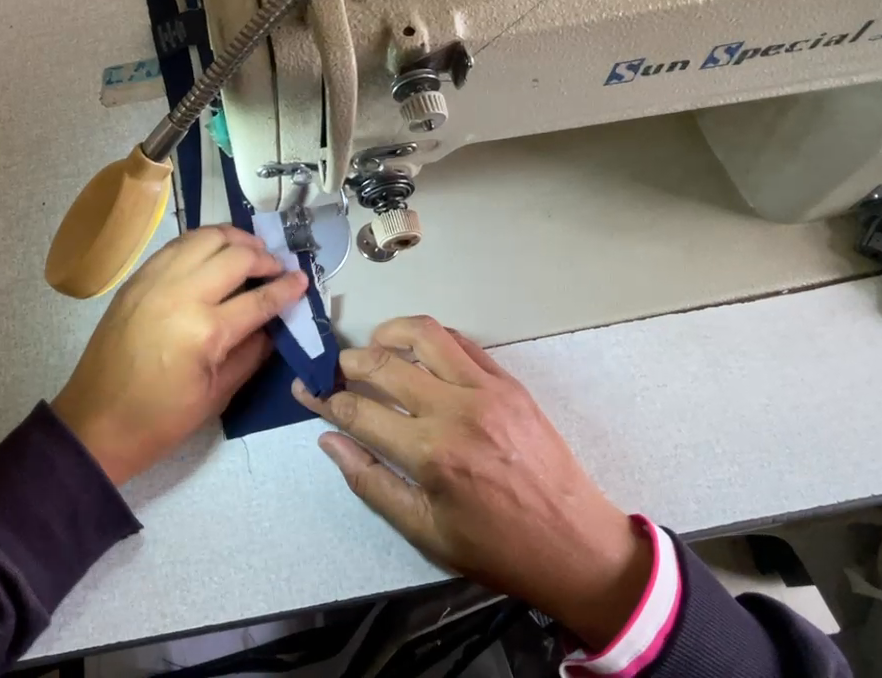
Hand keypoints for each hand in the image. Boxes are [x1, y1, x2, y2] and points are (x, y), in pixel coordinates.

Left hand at [53, 225, 308, 484]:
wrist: (96, 421)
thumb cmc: (161, 420)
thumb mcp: (217, 395)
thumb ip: (251, 353)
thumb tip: (273, 325)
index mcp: (206, 331)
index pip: (259, 298)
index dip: (287, 288)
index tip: (303, 280)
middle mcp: (181, 293)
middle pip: (236, 255)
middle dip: (265, 258)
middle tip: (277, 268)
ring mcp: (155, 280)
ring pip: (204, 237)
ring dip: (234, 239)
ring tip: (250, 251)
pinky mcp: (137, 278)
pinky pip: (177, 245)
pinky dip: (202, 242)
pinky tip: (215, 253)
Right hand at [294, 316, 650, 648]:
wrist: (576, 546)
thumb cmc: (495, 548)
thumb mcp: (424, 531)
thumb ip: (370, 482)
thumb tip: (329, 439)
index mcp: (430, 454)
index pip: (358, 409)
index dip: (323, 397)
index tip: (305, 389)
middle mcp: (455, 411)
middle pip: (383, 363)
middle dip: (347, 362)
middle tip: (335, 372)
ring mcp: (486, 389)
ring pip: (424, 334)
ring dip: (388, 333)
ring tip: (373, 348)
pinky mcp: (509, 382)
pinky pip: (461, 342)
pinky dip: (431, 339)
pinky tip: (418, 355)